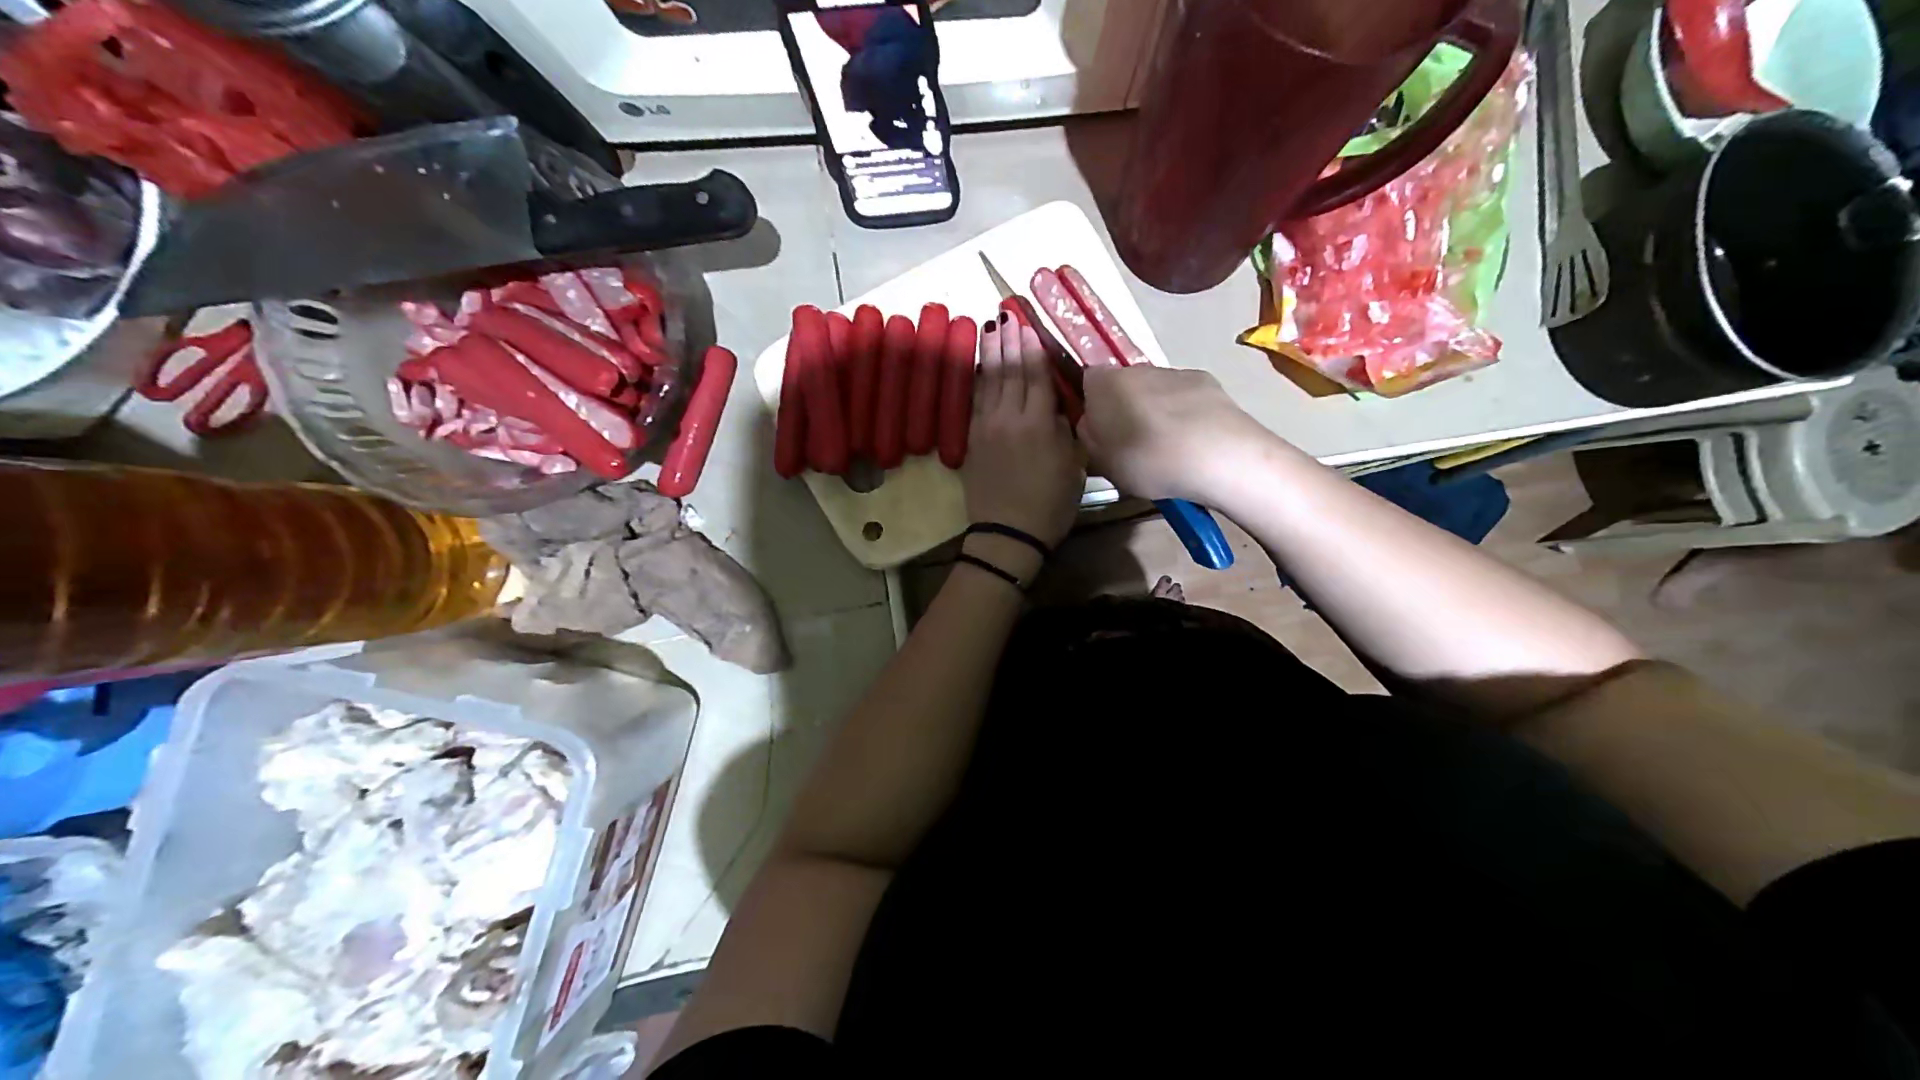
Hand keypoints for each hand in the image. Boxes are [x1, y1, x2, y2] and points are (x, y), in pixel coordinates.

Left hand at [962, 315, 1084, 562]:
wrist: (1009, 533)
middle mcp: (1010, 418)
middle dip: (1009, 341)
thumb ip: (1065, 430)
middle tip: (1007, 314)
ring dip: (990, 353)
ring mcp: (986, 427)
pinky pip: (974, 402)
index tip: (1028, 324)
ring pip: (988, 382)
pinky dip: (976, 380)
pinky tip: (977, 367)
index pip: (1036, 375)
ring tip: (990, 328)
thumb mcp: (1073, 466)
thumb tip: (1056, 407)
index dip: (1032, 347)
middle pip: (1010, 371)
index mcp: (1039, 423)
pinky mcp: (972, 440)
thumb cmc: (1051, 504)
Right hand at [1077, 366, 1276, 504]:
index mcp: (1105, 383)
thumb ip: (1089, 438)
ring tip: (1166, 452)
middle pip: (1122, 386)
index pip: (1086, 383)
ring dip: (1155, 414)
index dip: (1090, 407)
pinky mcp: (1209, 383)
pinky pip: (1186, 399)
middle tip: (1130, 447)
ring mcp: (1177, 372)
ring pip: (1155, 392)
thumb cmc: (1148, 460)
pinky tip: (1192, 445)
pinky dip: (1185, 416)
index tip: (1097, 435)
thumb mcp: (1101, 462)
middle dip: (1123, 410)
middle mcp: (1138, 368)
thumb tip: (1091, 425)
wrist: (1220, 456)